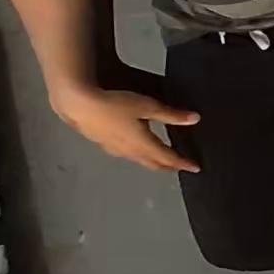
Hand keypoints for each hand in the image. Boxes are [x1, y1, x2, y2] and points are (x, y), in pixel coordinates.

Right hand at [50, 82, 199, 172]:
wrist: (78, 105)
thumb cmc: (115, 104)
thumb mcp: (148, 106)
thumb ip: (172, 114)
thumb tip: (195, 119)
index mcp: (142, 144)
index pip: (167, 157)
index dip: (182, 163)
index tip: (195, 168)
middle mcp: (129, 151)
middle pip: (152, 163)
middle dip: (168, 166)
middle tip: (179, 167)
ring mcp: (114, 148)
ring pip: (139, 160)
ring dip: (153, 162)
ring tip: (162, 161)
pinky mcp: (103, 143)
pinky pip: (127, 154)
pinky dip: (139, 155)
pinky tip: (136, 150)